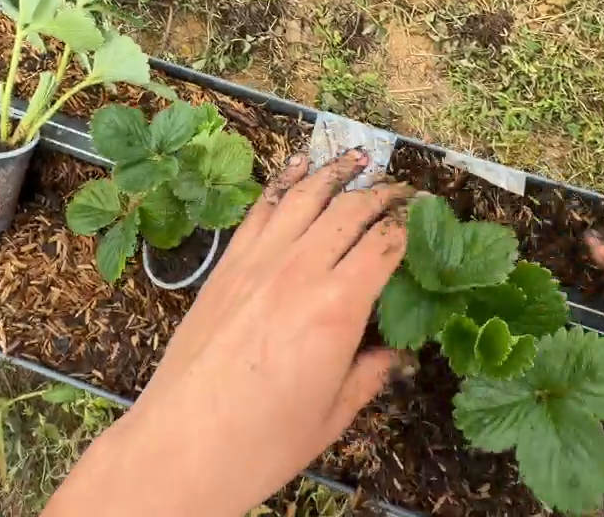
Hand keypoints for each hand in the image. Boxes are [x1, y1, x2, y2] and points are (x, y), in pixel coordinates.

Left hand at [44, 150, 411, 516]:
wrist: (182, 445)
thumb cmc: (263, 443)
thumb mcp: (332, 416)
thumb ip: (371, 375)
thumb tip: (399, 356)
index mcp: (337, 308)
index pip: (381, 245)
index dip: (405, 225)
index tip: (422, 213)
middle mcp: (301, 270)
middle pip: (349, 212)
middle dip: (380, 194)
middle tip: (400, 189)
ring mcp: (260, 260)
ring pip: (306, 197)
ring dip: (335, 173)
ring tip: (357, 158)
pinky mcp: (230, 262)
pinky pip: (262, 209)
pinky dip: (285, 182)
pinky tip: (299, 165)